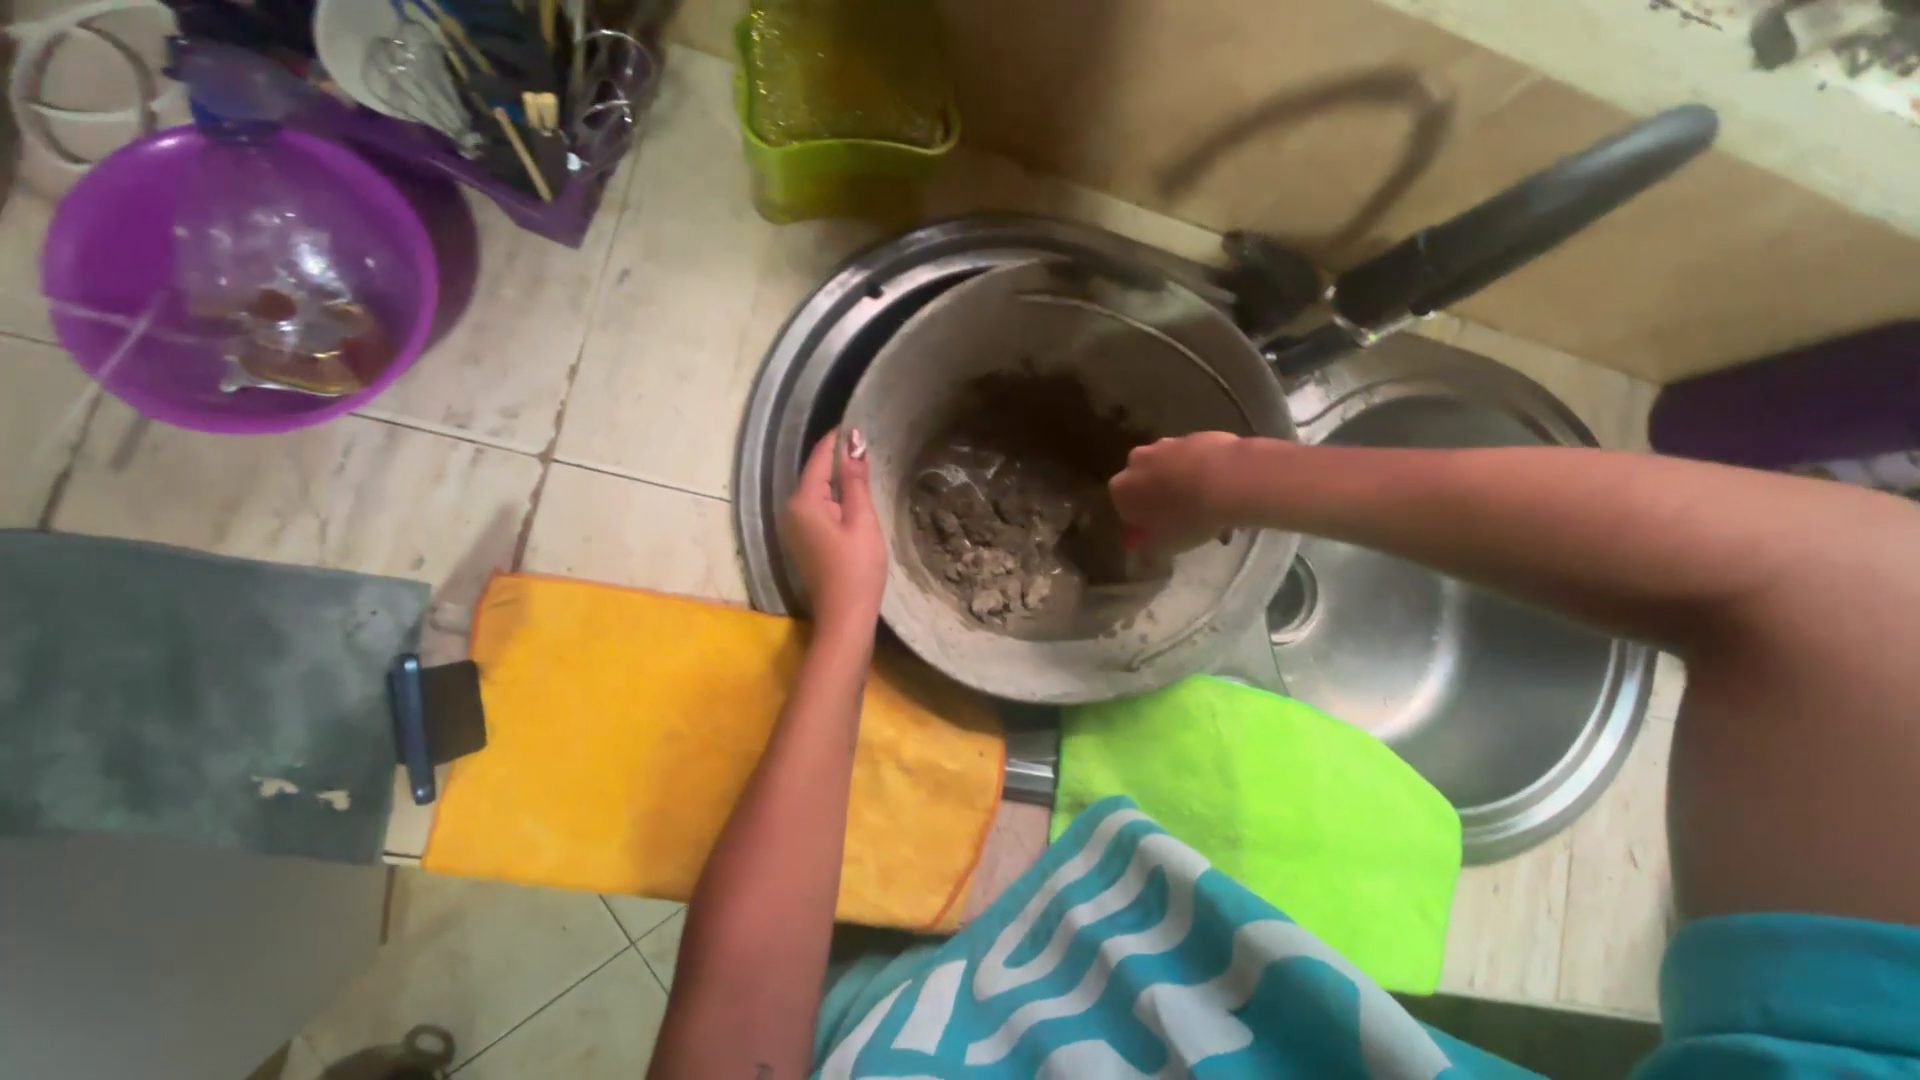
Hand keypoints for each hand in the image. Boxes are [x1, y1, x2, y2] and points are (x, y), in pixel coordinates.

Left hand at [784, 428, 887, 631]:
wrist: (845, 617)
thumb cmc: (857, 569)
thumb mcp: (862, 520)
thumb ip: (856, 480)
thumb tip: (853, 441)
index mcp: (803, 501)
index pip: (820, 458)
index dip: (839, 439)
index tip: (859, 422)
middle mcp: (791, 510)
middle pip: (816, 473)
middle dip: (839, 458)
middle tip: (868, 444)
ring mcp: (794, 527)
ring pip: (818, 491)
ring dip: (839, 479)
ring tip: (866, 465)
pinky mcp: (802, 540)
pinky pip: (818, 508)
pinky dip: (835, 499)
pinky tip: (855, 498)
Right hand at [1108, 431, 1250, 553]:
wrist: (1227, 479)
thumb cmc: (1187, 518)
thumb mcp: (1163, 545)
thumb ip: (1145, 542)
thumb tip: (1137, 540)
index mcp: (1121, 488)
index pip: (1124, 509)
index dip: (1142, 523)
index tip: (1160, 533)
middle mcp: (1137, 461)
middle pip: (1145, 482)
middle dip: (1159, 497)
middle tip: (1183, 517)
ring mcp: (1167, 444)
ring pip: (1169, 467)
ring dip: (1181, 482)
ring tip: (1207, 504)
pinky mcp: (1195, 435)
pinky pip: (1193, 458)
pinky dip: (1202, 469)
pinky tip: (1221, 487)